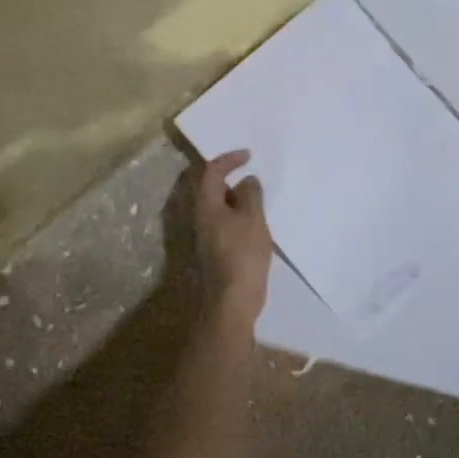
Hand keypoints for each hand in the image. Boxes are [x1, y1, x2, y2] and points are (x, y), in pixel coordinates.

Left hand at [192, 149, 273, 324]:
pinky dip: (238, 215)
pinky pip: (225, 222)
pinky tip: (255, 223)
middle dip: (229, 177)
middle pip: (210, 189)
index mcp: (206, 206)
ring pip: (218, 207)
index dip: (228, 159)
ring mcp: (206, 236)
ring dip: (236, 197)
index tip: (248, 155)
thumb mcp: (253, 219)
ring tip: (258, 197)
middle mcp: (200, 218)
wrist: (231, 302)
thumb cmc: (242, 255)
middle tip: (252, 173)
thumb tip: (247, 181)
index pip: (211, 171)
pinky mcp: (214, 251)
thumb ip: (251, 195)